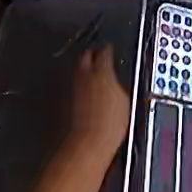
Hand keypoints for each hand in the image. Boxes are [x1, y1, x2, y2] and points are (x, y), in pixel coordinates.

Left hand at [66, 45, 130, 159]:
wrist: (90, 143)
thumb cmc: (110, 124)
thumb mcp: (126, 99)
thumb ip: (118, 83)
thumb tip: (116, 80)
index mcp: (102, 71)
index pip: (105, 51)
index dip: (109, 48)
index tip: (110, 48)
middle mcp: (84, 75)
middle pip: (85, 55)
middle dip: (92, 53)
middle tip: (99, 56)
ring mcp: (72, 86)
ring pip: (77, 69)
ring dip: (84, 68)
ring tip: (92, 73)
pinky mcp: (65, 99)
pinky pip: (73, 84)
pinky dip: (78, 83)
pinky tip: (85, 91)